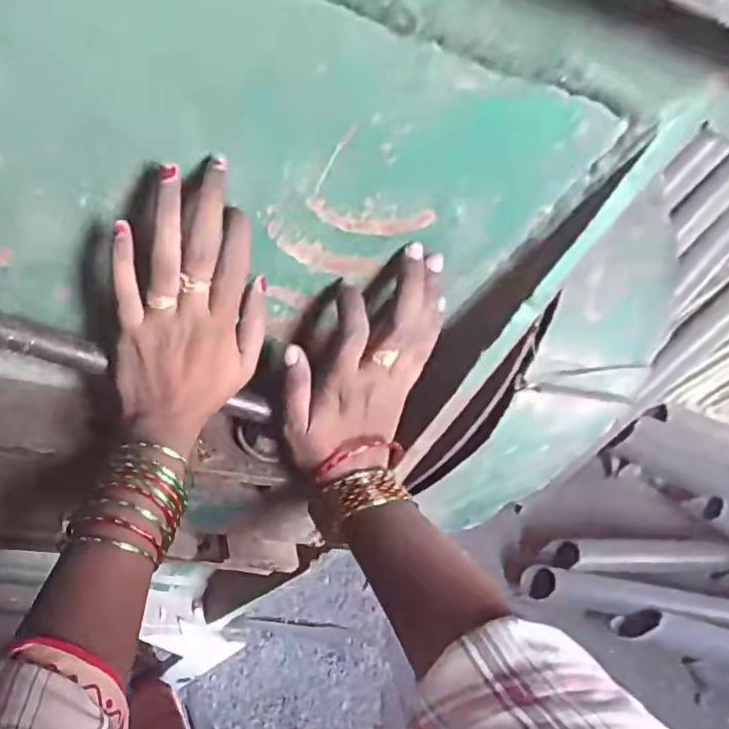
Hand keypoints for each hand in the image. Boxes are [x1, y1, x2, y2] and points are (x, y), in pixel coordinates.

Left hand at [110, 158, 267, 452]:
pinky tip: (121, 225)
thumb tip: (259, 280)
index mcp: (223, 322)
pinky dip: (121, 259)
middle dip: (207, 204)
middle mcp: (193, 314)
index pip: (234, 265)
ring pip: (164, 261)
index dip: (236, 230)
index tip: (234, 205)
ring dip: (166, 215)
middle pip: (202, 251)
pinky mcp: (128, 328)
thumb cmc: (204, 395)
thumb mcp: (243, 367)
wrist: (161, 424)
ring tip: (167, 174)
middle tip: (210, 166)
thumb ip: (253, 324)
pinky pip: (124, 291)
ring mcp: (158, 319)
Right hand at [283, 243, 442, 480]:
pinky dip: (434, 322)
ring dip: (430, 295)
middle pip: (400, 322)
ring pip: (421, 331)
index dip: (351, 306)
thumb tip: (292, 350)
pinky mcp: (409, 386)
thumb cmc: (319, 450)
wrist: (355, 478)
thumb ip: (294, 386)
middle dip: (410, 284)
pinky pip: (427, 348)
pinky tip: (437, 301)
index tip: (345, 285)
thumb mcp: (294, 424)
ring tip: (436, 263)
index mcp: (345, 382)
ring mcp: (398, 379)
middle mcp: (377, 375)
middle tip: (417, 251)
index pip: (352, 333)